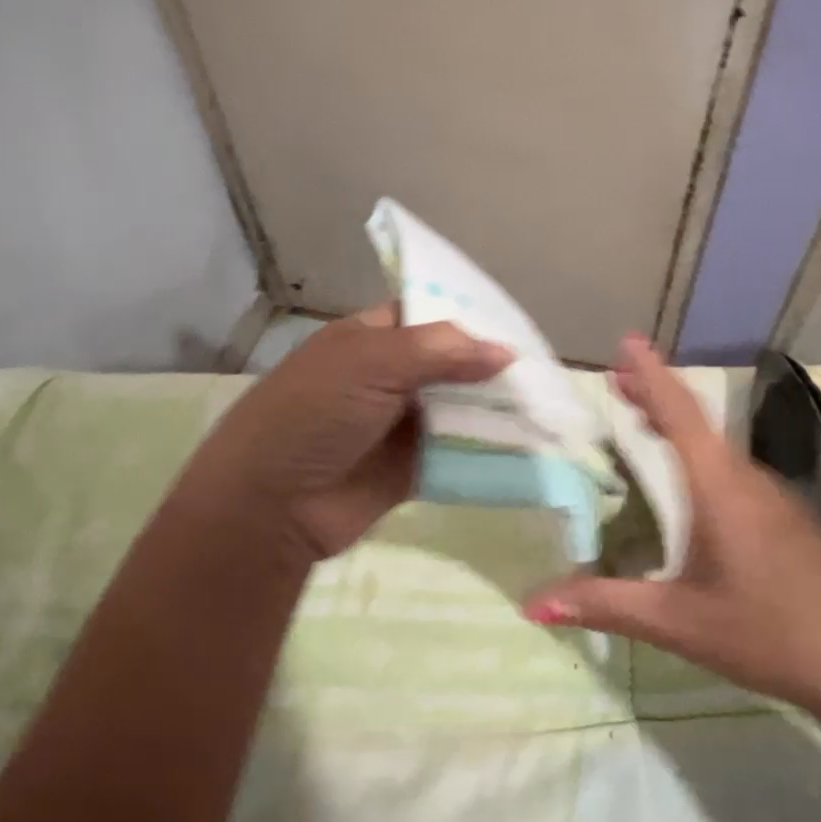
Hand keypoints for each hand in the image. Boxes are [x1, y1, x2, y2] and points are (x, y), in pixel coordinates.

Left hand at [187, 304, 512, 564]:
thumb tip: (506, 352)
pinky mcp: (411, 469)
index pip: (429, 318)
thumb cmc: (314, 414)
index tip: (520, 331)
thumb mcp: (372, 363)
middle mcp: (386, 378)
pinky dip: (486, 451)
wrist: (272, 503)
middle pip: (450, 367)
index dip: (472, 322)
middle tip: (544, 375)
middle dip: (491, 371)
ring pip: (458, 411)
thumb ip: (441, 352)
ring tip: (547, 409)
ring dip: (494, 411)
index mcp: (369, 339)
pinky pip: (457, 453)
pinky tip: (528, 446)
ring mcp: (399, 425)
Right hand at [522, 336, 820, 726]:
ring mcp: (778, 502)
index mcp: (721, 489)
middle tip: (618, 384)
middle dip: (658, 400)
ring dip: (680, 433)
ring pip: (720, 452)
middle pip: (699, 426)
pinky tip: (691, 495)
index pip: (681, 414)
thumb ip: (607, 605)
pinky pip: (736, 477)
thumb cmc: (769, 634)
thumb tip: (533, 603)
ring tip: (643, 430)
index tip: (627, 342)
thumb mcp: (679, 622)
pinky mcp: (792, 525)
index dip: (652, 376)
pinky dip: (702, 465)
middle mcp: (751, 482)